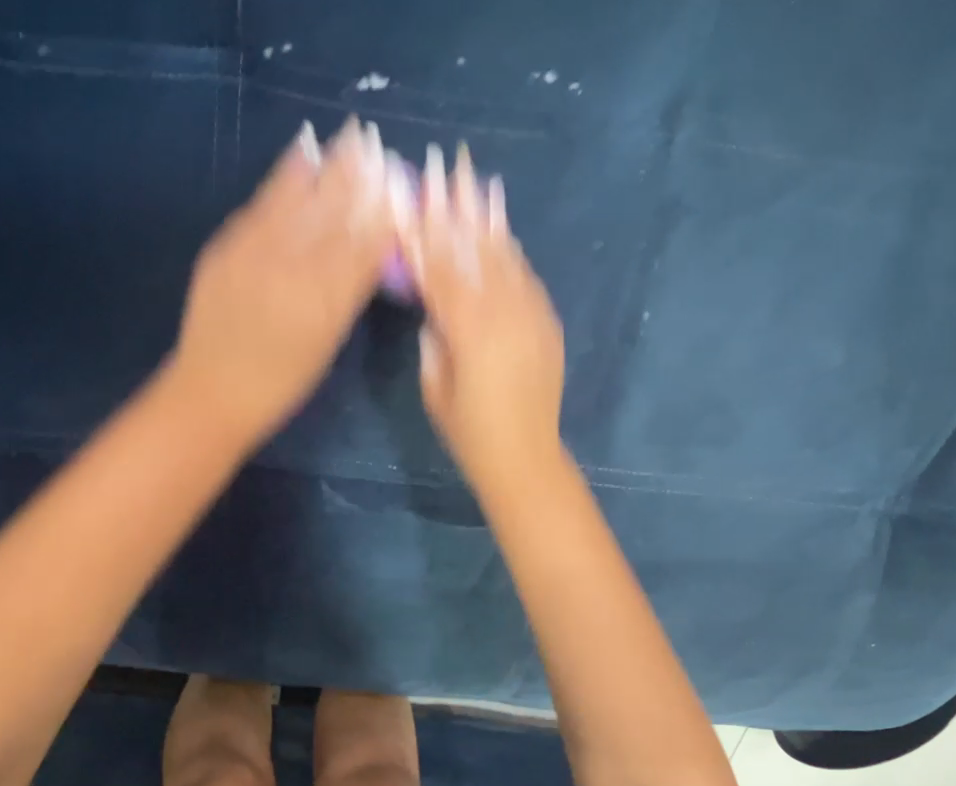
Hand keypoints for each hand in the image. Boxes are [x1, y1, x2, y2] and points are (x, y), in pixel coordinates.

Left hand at [170, 117, 399, 442]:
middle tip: (375, 143)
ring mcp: (254, 252)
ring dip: (325, 166)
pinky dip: (286, 176)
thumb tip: (374, 246)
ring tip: (346, 136)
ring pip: (298, 198)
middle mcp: (291, 266)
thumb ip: (350, 291)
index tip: (399, 177)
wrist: (211, 391)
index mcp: (323, 297)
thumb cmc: (280, 382)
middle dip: (356, 175)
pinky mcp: (226, 247)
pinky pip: (263, 204)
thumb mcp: (327, 341)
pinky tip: (301, 154)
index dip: (382, 206)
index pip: (362, 240)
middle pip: (332, 211)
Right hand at [405, 143, 567, 492]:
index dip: (423, 228)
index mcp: (468, 329)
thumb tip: (434, 302)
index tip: (410, 190)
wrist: (525, 455)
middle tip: (446, 161)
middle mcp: (503, 311)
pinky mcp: (545, 320)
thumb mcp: (436, 384)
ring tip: (473, 175)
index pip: (440, 268)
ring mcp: (530, 312)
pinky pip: (524, 275)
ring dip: (484, 214)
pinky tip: (498, 223)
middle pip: (474, 249)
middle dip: (456, 204)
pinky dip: (508, 247)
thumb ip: (435, 336)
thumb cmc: (468, 431)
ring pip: (502, 255)